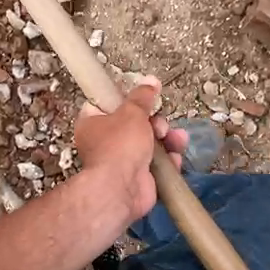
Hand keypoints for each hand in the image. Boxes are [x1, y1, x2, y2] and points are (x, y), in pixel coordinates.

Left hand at [74, 78, 187, 221]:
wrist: (121, 187)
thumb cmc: (119, 145)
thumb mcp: (132, 112)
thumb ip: (142, 97)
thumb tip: (151, 81)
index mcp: (93, 123)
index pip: (109, 105)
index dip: (128, 100)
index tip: (145, 97)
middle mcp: (105, 142)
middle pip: (136, 125)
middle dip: (155, 123)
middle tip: (160, 125)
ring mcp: (123, 162)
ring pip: (150, 144)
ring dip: (167, 140)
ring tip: (176, 139)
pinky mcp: (139, 179)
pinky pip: (157, 165)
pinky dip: (168, 161)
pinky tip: (175, 158)